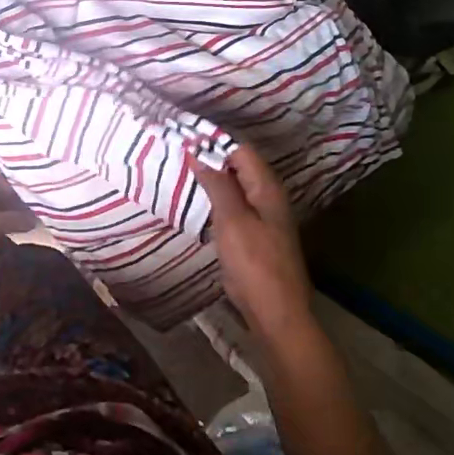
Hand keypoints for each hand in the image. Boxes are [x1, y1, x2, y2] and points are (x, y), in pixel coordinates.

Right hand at [193, 143, 313, 335]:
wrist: (276, 312)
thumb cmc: (254, 263)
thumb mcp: (232, 219)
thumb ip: (217, 183)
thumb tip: (199, 153)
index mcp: (267, 188)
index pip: (241, 150)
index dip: (214, 143)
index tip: (183, 142)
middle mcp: (269, 197)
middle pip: (238, 167)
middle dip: (210, 160)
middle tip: (177, 158)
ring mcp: (263, 217)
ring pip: (235, 188)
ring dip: (211, 182)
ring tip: (180, 177)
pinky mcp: (255, 236)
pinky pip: (234, 208)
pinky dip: (216, 202)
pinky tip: (197, 206)